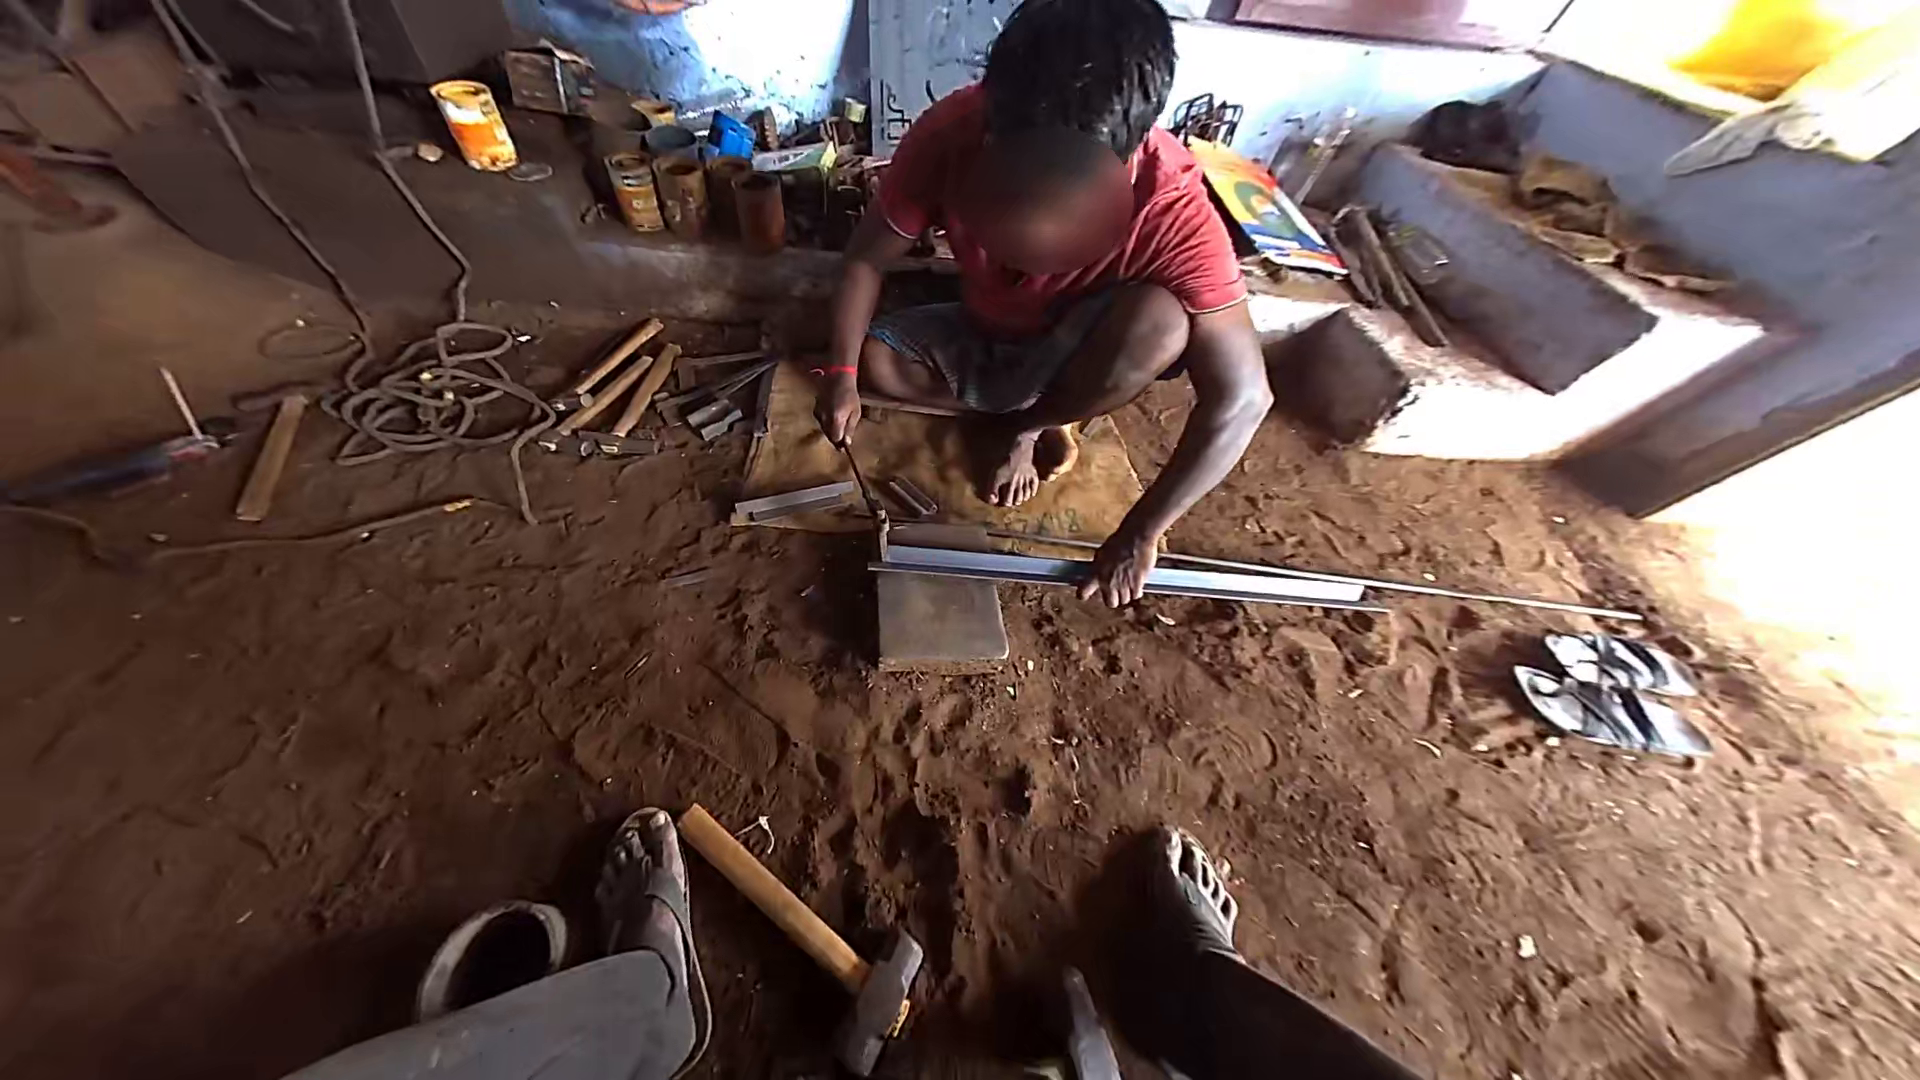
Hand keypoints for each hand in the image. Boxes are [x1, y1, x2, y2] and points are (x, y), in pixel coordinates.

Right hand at [814, 371, 860, 445]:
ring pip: (824, 429)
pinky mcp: (815, 409)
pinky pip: (821, 422)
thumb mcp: (855, 413)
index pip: (835, 439)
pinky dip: (827, 424)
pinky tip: (833, 420)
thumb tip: (846, 443)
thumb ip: (850, 428)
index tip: (844, 449)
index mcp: (836, 419)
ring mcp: (818, 413)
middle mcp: (825, 418)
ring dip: (831, 432)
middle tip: (842, 443)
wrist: (837, 377)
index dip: (840, 445)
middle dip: (835, 440)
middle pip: (828, 436)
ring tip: (839, 429)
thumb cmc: (850, 394)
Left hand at [1078, 530, 1158, 607]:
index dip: (1083, 594)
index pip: (1083, 591)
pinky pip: (1136, 595)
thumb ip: (1098, 567)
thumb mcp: (1102, 553)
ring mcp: (1123, 585)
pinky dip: (1136, 592)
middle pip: (1110, 603)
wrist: (1136, 538)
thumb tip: (1097, 573)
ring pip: (1124, 600)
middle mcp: (1108, 582)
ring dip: (1125, 595)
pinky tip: (1136, 585)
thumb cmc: (1120, 541)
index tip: (1083, 595)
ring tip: (1127, 586)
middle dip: (1112, 599)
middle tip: (1114, 593)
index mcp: (1096, 573)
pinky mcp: (1137, 584)